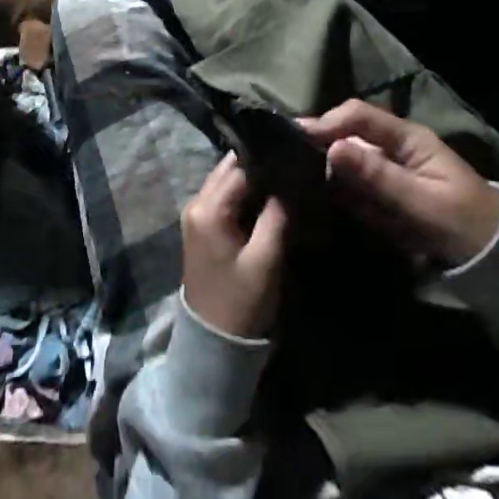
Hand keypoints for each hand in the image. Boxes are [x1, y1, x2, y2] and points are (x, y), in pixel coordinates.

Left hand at [180, 153, 288, 337]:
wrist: (213, 344)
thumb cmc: (241, 302)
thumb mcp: (266, 258)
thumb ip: (278, 212)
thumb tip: (293, 175)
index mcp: (208, 208)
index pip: (243, 165)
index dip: (272, 158)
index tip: (300, 154)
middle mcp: (197, 203)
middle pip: (233, 167)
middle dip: (264, 163)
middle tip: (298, 164)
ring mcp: (198, 214)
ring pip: (231, 180)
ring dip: (258, 178)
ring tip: (291, 178)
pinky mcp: (205, 226)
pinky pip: (228, 196)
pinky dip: (249, 192)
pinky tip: (274, 197)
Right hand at [299, 100, 498, 267]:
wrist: (493, 258)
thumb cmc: (464, 223)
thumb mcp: (421, 202)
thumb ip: (378, 177)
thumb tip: (333, 148)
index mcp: (408, 138)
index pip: (359, 116)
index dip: (327, 122)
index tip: (295, 136)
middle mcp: (393, 148)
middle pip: (348, 136)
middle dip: (321, 145)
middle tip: (285, 157)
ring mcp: (388, 172)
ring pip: (346, 163)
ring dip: (327, 170)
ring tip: (297, 177)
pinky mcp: (384, 195)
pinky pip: (354, 188)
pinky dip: (340, 193)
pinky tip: (322, 198)